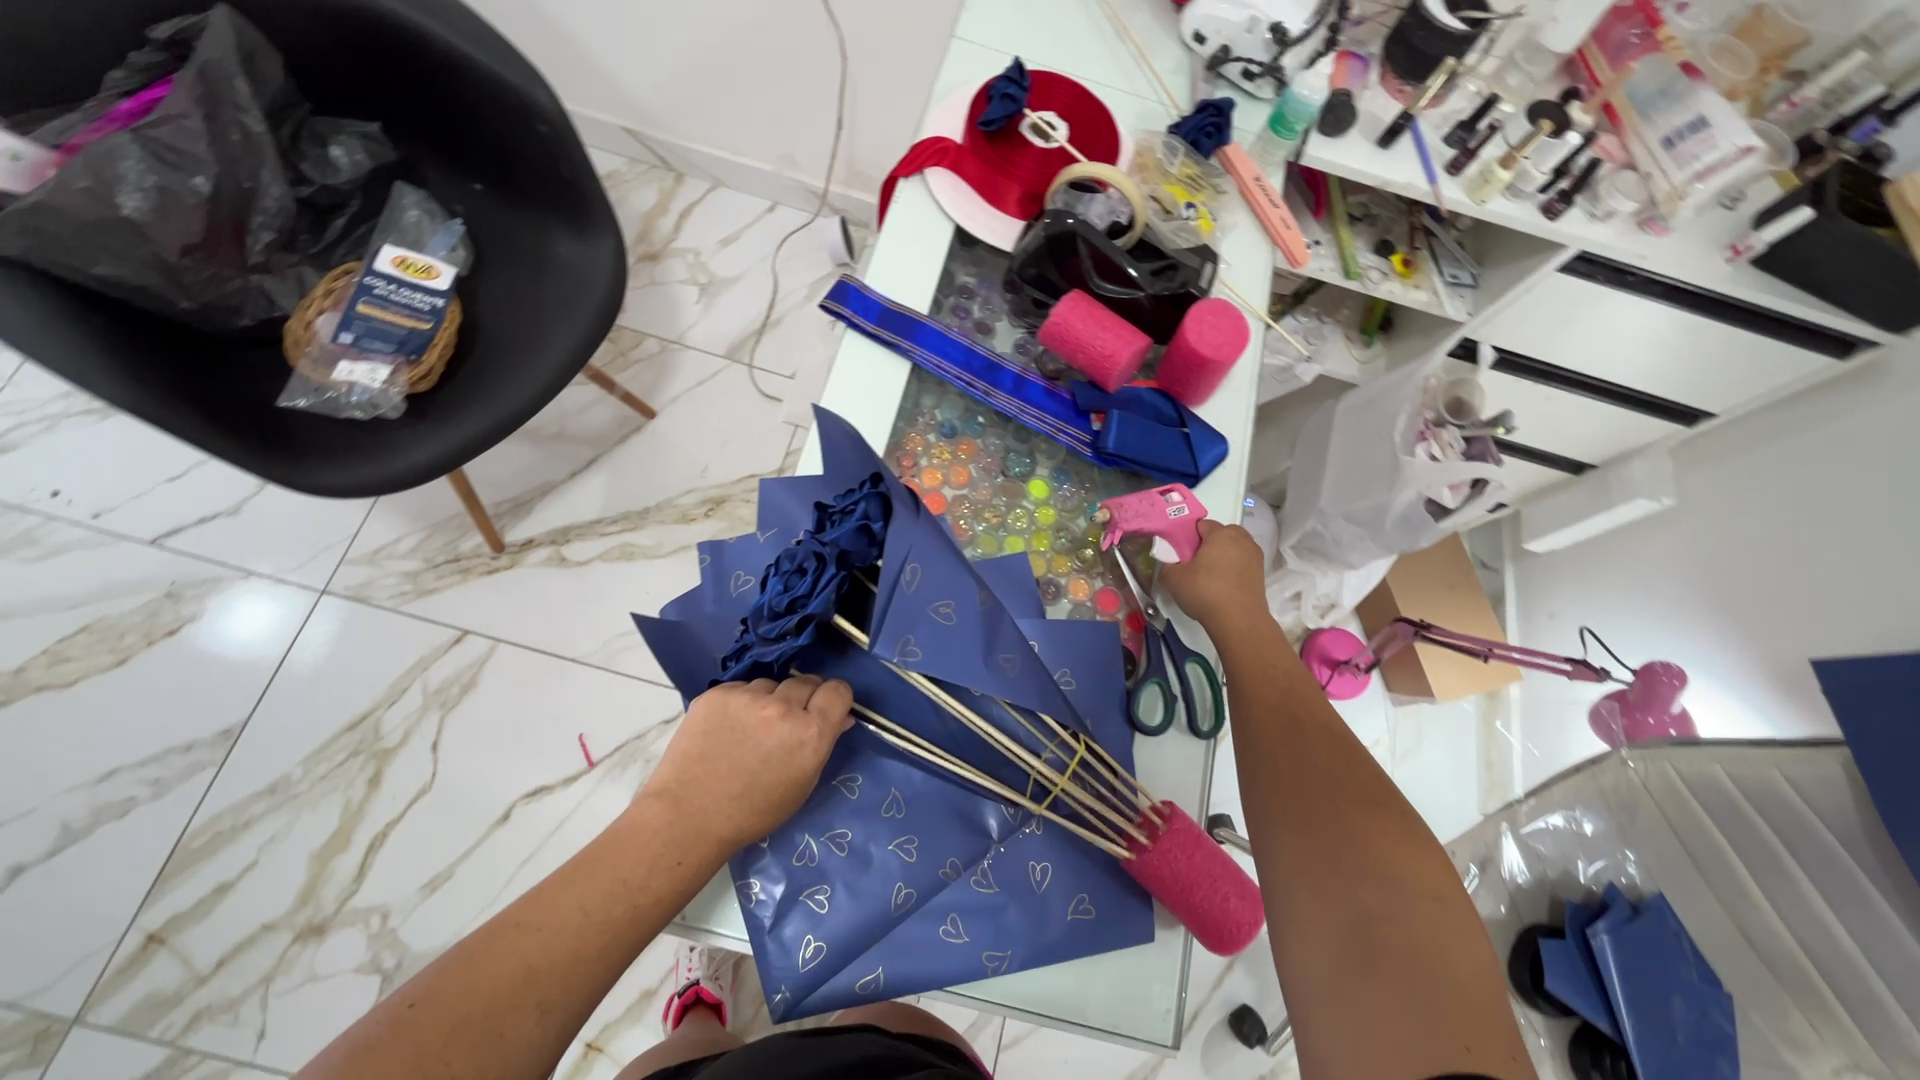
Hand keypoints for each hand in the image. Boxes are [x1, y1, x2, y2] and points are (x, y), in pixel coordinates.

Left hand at [636, 675, 853, 850]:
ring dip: (770, 699)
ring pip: (771, 685)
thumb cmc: (754, 811)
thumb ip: (823, 744)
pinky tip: (728, 728)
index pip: (838, 690)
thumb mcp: (802, 784)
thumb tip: (841, 719)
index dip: (835, 699)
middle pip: (807, 682)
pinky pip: (741, 689)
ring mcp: (747, 697)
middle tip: (789, 721)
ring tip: (752, 729)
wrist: (689, 814)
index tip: (827, 709)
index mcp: (810, 733)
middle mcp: (783, 707)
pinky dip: (741, 703)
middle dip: (805, 698)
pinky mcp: (718, 694)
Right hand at [1159, 519, 1268, 631]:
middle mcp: (1241, 539)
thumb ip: (1167, 566)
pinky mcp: (1261, 573)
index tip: (1182, 553)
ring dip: (1223, 557)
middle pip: (1221, 534)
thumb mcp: (1173, 579)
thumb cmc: (1205, 592)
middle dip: (1209, 544)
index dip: (1189, 537)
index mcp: (1221, 533)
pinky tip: (1223, 587)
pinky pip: (1242, 564)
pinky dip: (1233, 570)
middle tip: (1196, 564)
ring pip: (1234, 549)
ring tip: (1210, 577)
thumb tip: (1171, 565)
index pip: (1201, 524)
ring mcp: (1255, 555)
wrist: (1239, 620)